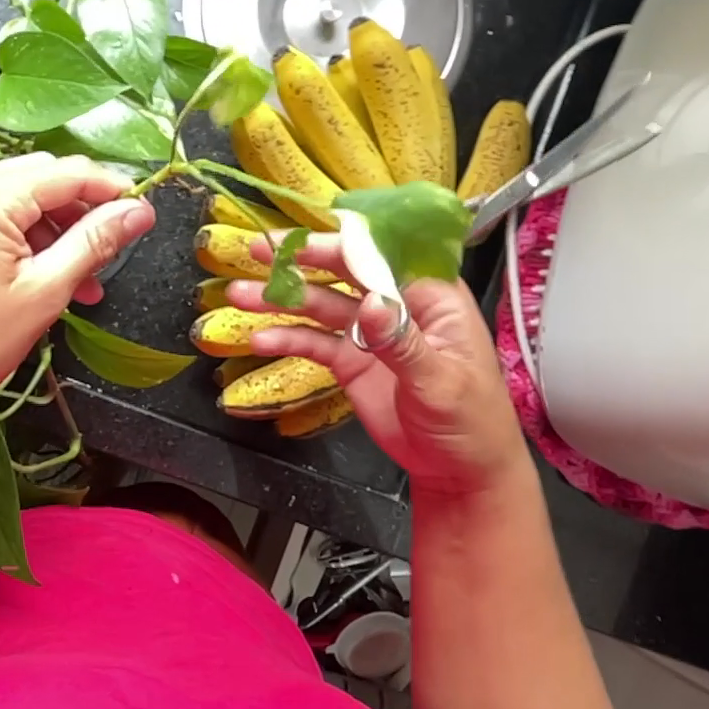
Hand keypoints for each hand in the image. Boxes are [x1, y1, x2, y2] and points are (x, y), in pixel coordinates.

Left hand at [0, 153, 156, 416]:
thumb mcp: (44, 293)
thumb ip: (94, 243)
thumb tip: (139, 211)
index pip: (66, 173)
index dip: (111, 189)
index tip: (143, 211)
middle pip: (43, 179)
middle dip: (82, 212)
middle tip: (111, 251)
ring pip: (20, 198)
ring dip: (56, 230)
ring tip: (84, 279)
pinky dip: (26, 238)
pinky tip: (47, 275)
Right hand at [225, 234, 531, 493]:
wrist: (457, 470)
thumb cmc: (469, 421)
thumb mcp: (440, 381)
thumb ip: (401, 342)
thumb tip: (369, 301)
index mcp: (432, 297)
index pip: (384, 257)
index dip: (342, 243)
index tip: (302, 238)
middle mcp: (396, 305)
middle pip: (344, 272)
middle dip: (300, 262)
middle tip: (258, 251)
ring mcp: (369, 333)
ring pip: (320, 305)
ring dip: (281, 300)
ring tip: (240, 295)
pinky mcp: (349, 360)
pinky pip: (313, 343)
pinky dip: (286, 339)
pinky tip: (260, 340)